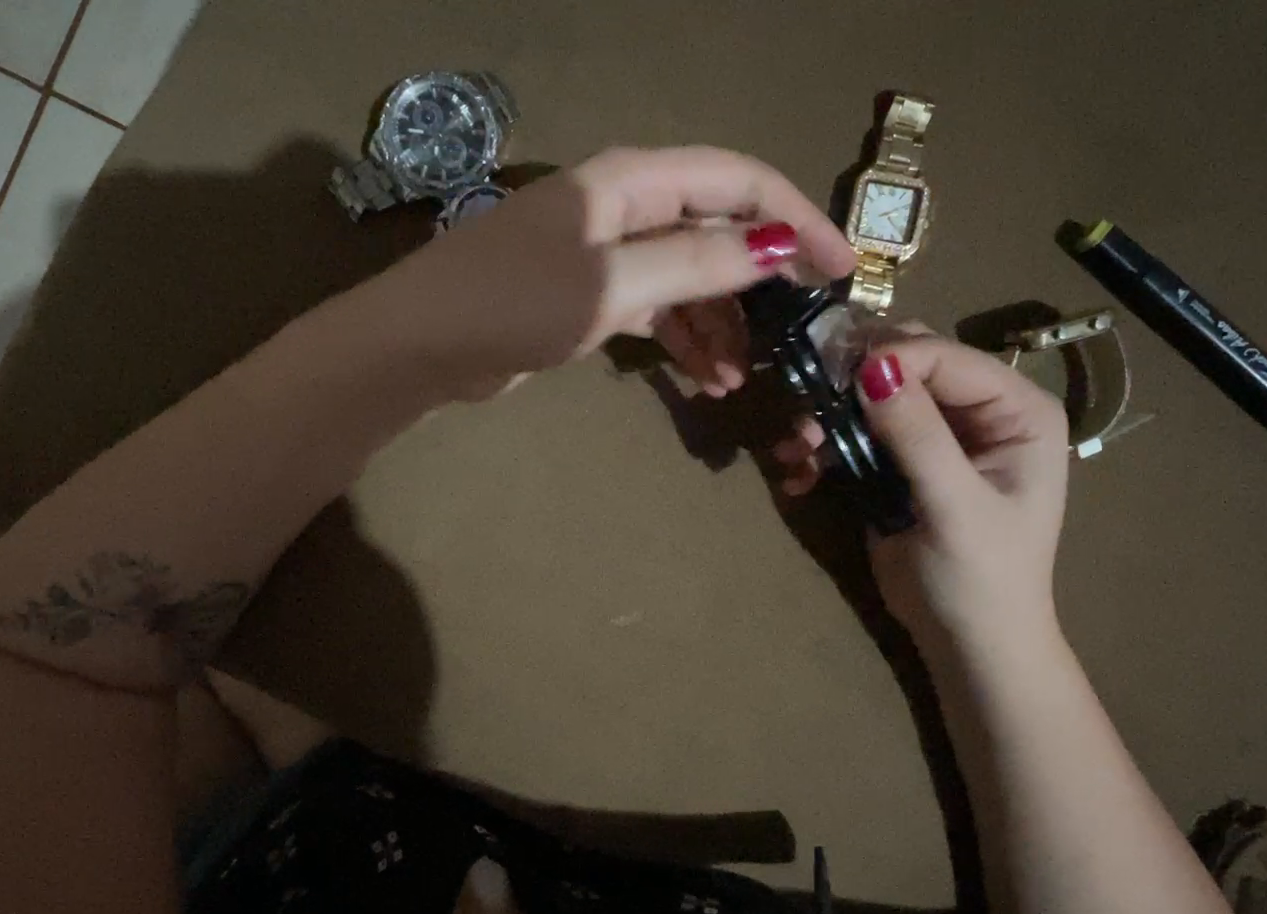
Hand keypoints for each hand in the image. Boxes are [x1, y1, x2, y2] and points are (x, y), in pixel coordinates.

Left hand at [353, 146, 854, 398]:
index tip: (842, 267)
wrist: (424, 346)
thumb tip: (775, 248)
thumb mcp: (612, 283)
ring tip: (743, 378)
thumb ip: (695, 263)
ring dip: (721, 325)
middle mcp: (624, 208)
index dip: (794, 218)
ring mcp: (605, 254)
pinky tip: (706, 379)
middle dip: (759, 282)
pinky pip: (656, 310)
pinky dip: (683, 341)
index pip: (736, 180)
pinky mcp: (589, 298)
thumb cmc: (514, 303)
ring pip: (688, 278)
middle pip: (716, 230)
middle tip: (799, 334)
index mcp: (631, 183)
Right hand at [774, 328, 1070, 645]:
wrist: (966, 641)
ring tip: (796, 446)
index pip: (947, 358)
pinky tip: (799, 472)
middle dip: (852, 380)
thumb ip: (917, 435)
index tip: (831, 373)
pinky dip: (824, 448)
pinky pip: (855, 435)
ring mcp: (935, 437)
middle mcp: (977, 412)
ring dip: (829, 416)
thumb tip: (872, 365)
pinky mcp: (899, 464)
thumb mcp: (953, 506)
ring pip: (873, 397)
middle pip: (908, 366)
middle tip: (805, 397)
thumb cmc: (980, 578)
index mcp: (1016, 411)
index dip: (891, 358)